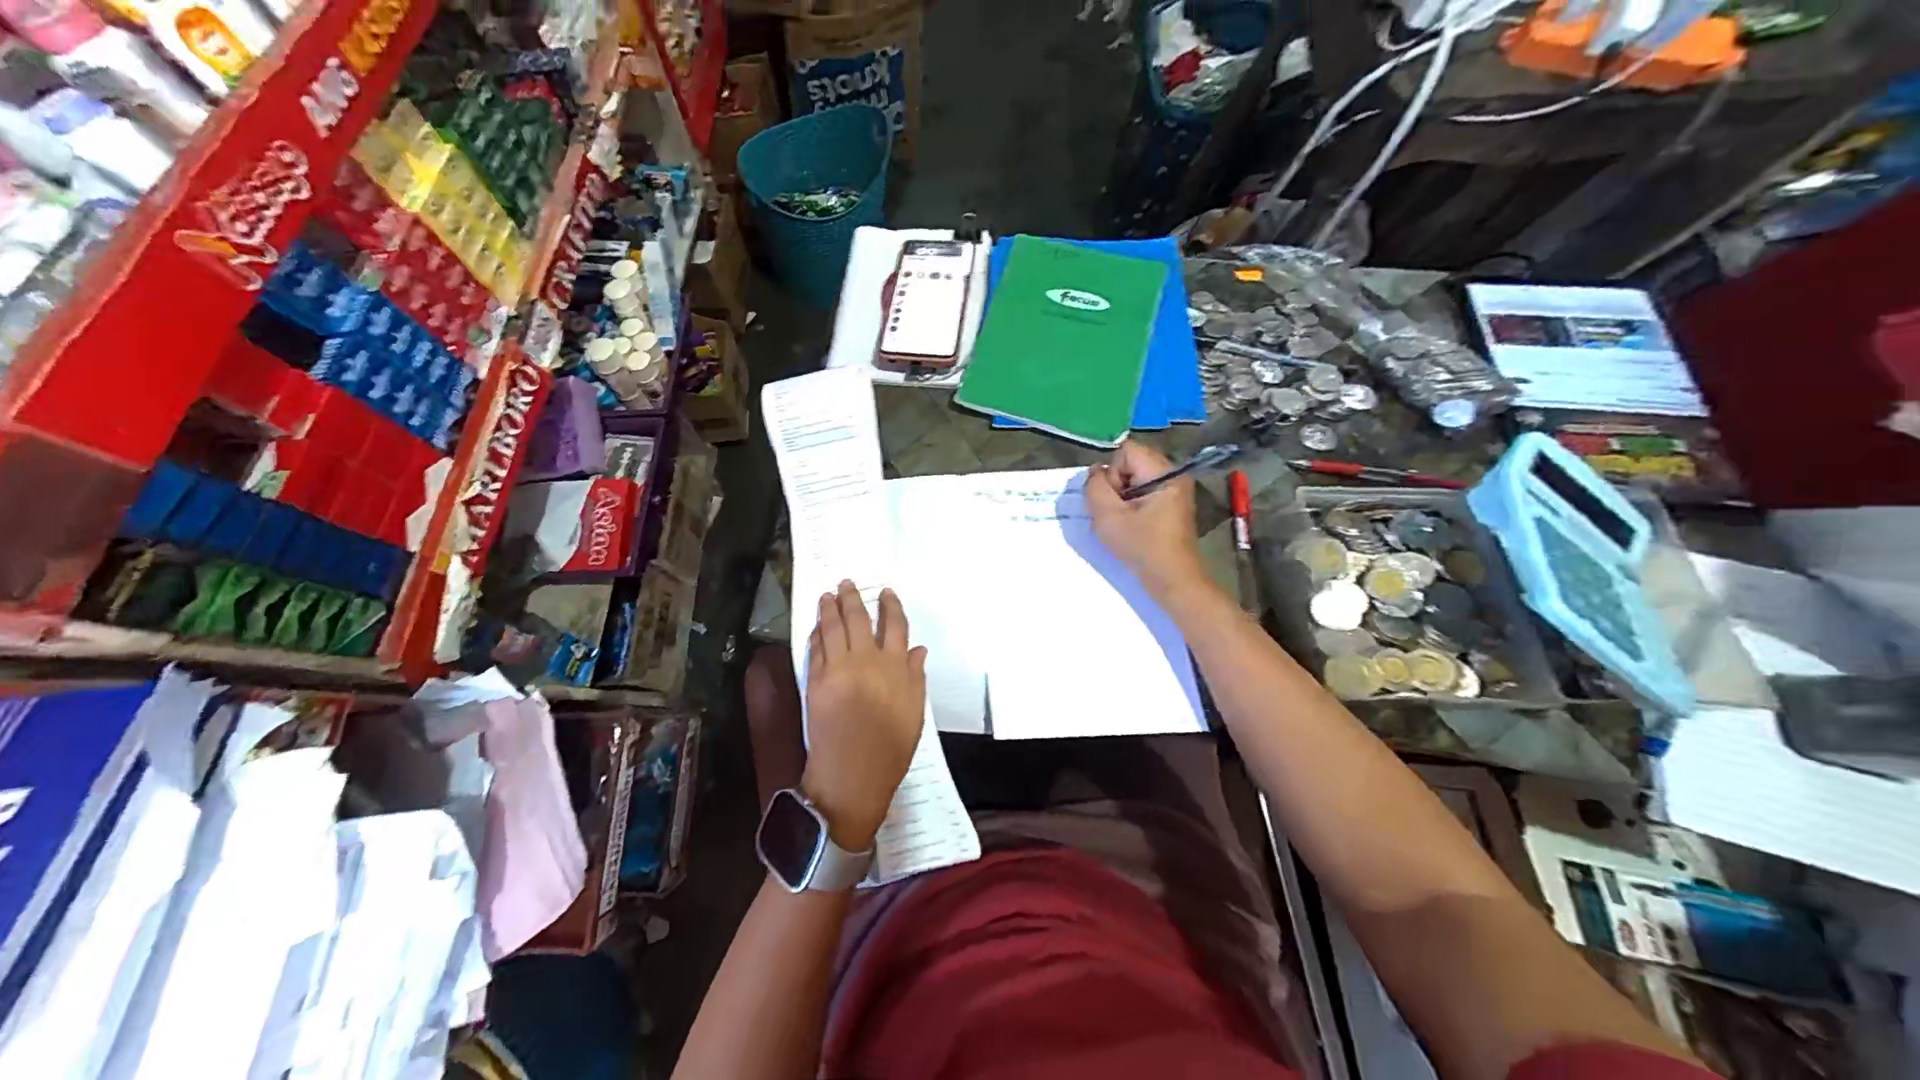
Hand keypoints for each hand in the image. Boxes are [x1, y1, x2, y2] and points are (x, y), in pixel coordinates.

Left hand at [801, 581, 926, 851]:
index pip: (894, 626)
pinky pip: (816, 648)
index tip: (886, 592)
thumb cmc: (891, 749)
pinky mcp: (815, 681)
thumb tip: (918, 650)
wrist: (851, 774)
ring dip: (830, 608)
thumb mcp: (914, 714)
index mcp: (895, 667)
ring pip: (833, 628)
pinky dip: (817, 633)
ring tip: (828, 595)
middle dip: (853, 598)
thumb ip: (916, 678)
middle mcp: (866, 661)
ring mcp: (838, 669)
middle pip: (859, 619)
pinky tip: (817, 626)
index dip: (891, 606)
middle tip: (847, 583)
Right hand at [1087, 441, 1209, 602]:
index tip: (1116, 501)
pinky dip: (1131, 506)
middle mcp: (1174, 475)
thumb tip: (1095, 472)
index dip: (1112, 473)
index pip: (1126, 451)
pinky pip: (1142, 492)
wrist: (1174, 581)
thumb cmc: (1143, 548)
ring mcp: (1174, 490)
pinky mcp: (1171, 505)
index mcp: (1165, 473)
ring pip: (1134, 479)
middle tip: (1117, 514)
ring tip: (1124, 523)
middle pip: (1130, 463)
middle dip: (1116, 486)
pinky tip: (1132, 527)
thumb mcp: (1108, 517)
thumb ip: (1095, 487)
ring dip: (1121, 498)